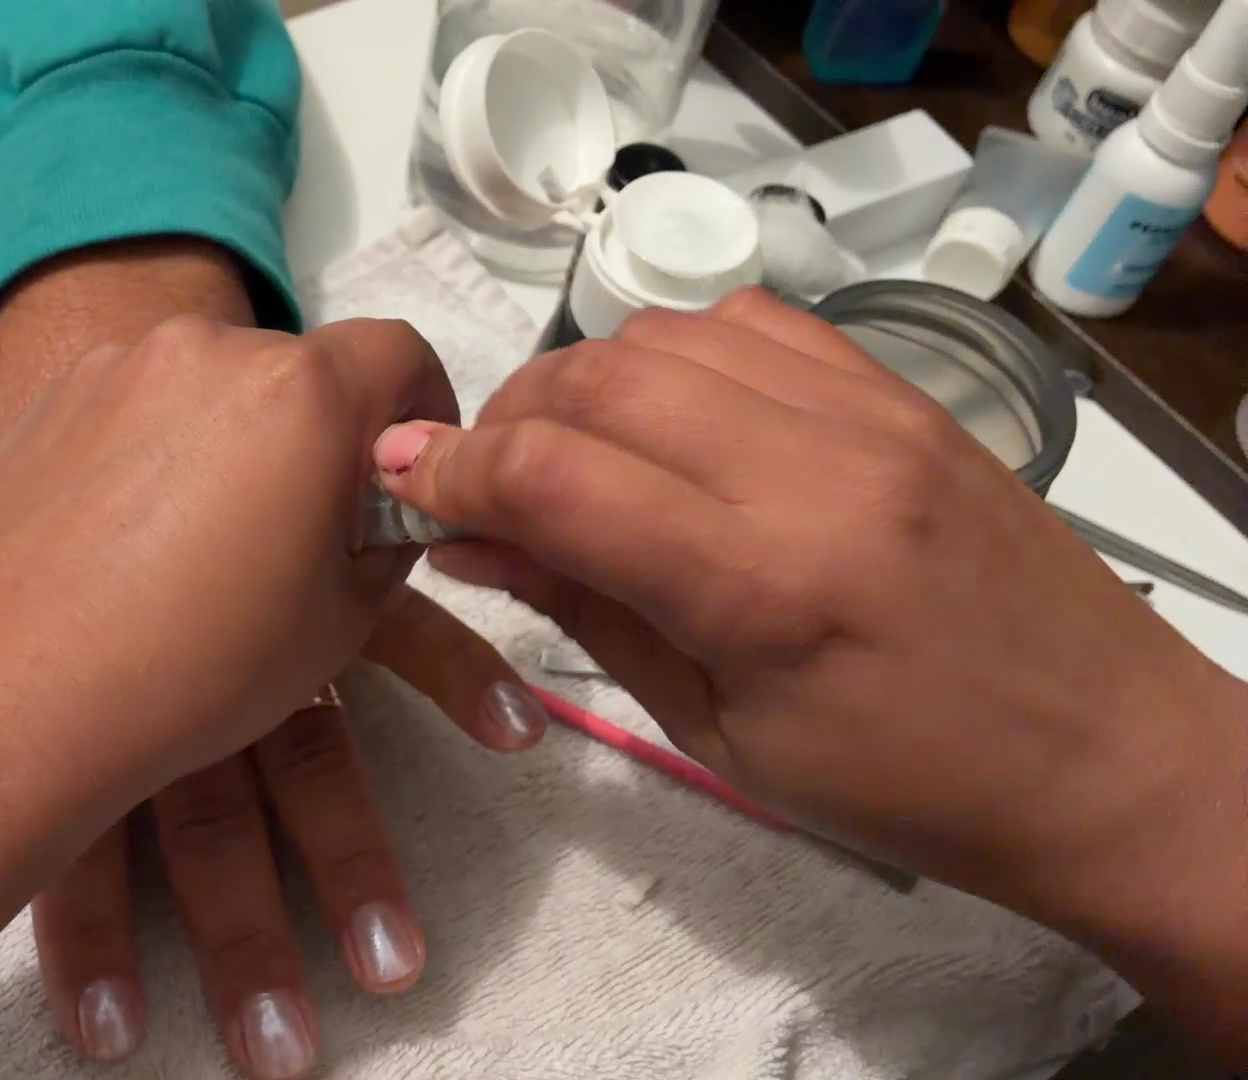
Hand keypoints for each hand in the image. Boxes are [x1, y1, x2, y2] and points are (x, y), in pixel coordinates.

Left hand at [0, 241, 538, 1077]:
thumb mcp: (341, 620)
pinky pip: (144, 400)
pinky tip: (130, 528)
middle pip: (304, 370)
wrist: (5, 700)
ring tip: (203, 534)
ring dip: (241, 436)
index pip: (401, 354)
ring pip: (219, 384)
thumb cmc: (198, 670)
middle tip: (301, 523)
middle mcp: (209, 349)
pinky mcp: (56, 397)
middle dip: (324, 435)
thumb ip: (383, 538)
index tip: (402, 475)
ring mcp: (120, 366)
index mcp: (299, 393)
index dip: (422, 411)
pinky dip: (165, 442)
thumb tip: (381, 503)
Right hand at [370, 290, 1247, 1054]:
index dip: (451, 468)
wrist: (1110, 758)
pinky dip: (658, 355)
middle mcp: (813, 467)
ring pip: (655, 336)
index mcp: (761, 584)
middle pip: (594, 384)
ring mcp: (868, 409)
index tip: (396, 476)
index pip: (554, 479)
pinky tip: (653, 414)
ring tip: (558, 448)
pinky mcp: (897, 386)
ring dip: (570, 384)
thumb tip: (462, 542)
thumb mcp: (703, 725)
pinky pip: (740, 322)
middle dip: (498, 419)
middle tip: (472, 475)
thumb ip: (578, 607)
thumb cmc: (890, 779)